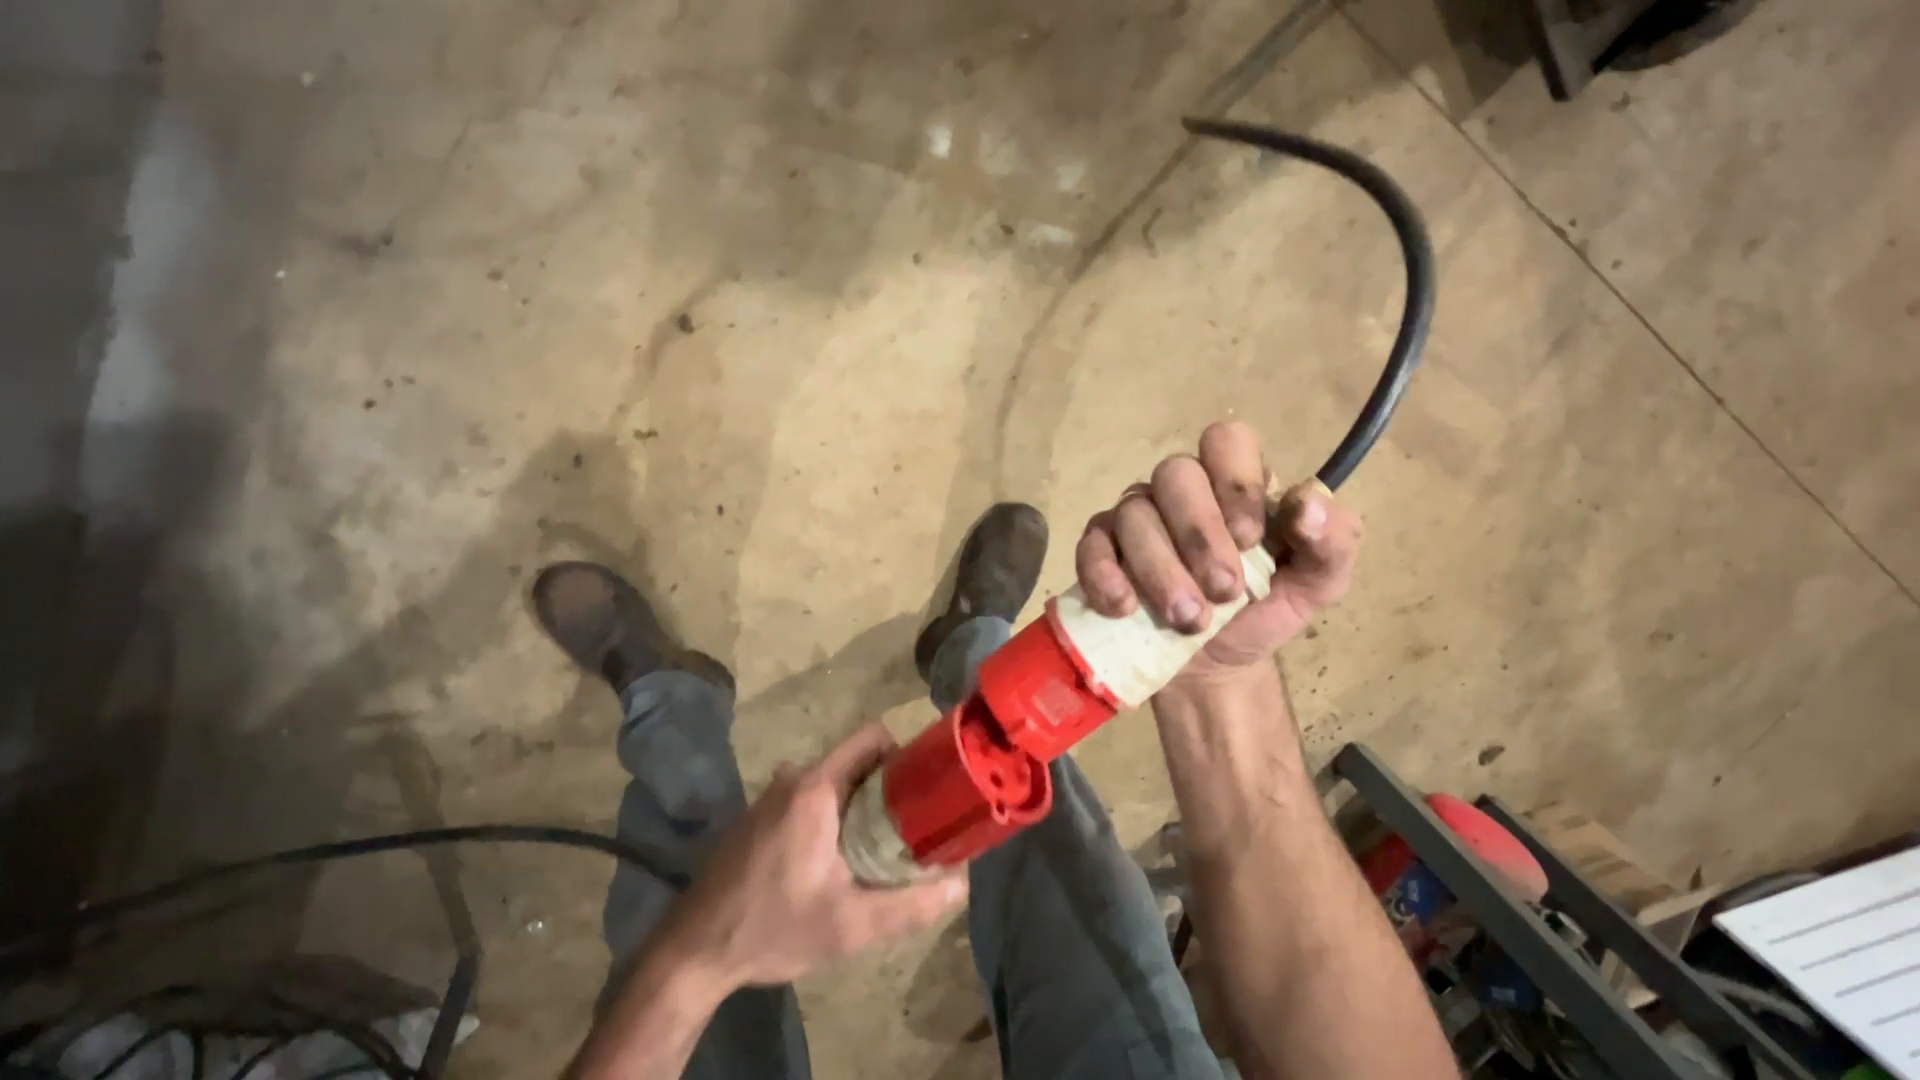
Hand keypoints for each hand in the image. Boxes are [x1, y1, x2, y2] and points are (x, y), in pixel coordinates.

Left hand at [661, 724, 968, 989]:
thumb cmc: (772, 928)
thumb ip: (910, 903)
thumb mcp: (850, 925)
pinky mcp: (759, 818)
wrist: (693, 951)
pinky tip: (841, 864)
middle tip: (917, 830)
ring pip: (836, 785)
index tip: (931, 791)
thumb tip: (962, 884)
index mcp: (816, 787)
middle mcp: (793, 779)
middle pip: (858, 763)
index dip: (908, 756)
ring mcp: (771, 797)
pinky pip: (812, 801)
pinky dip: (836, 819)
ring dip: (863, 809)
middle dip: (892, 790)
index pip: (873, 739)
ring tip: (886, 851)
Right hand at [1074, 420, 1360, 683]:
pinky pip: (1090, 544)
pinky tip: (1126, 607)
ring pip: (1134, 513)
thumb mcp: (1318, 585)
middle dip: (1199, 535)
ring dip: (1161, 569)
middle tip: (1223, 592)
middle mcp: (1180, 489)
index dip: (1236, 483)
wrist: (1215, 667)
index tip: (1251, 541)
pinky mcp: (1098, 550)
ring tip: (1188, 620)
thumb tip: (1309, 503)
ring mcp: (1134, 517)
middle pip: (1175, 473)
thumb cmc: (1263, 613)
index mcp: (1235, 483)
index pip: (1227, 442)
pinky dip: (1104, 574)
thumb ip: (1334, 541)